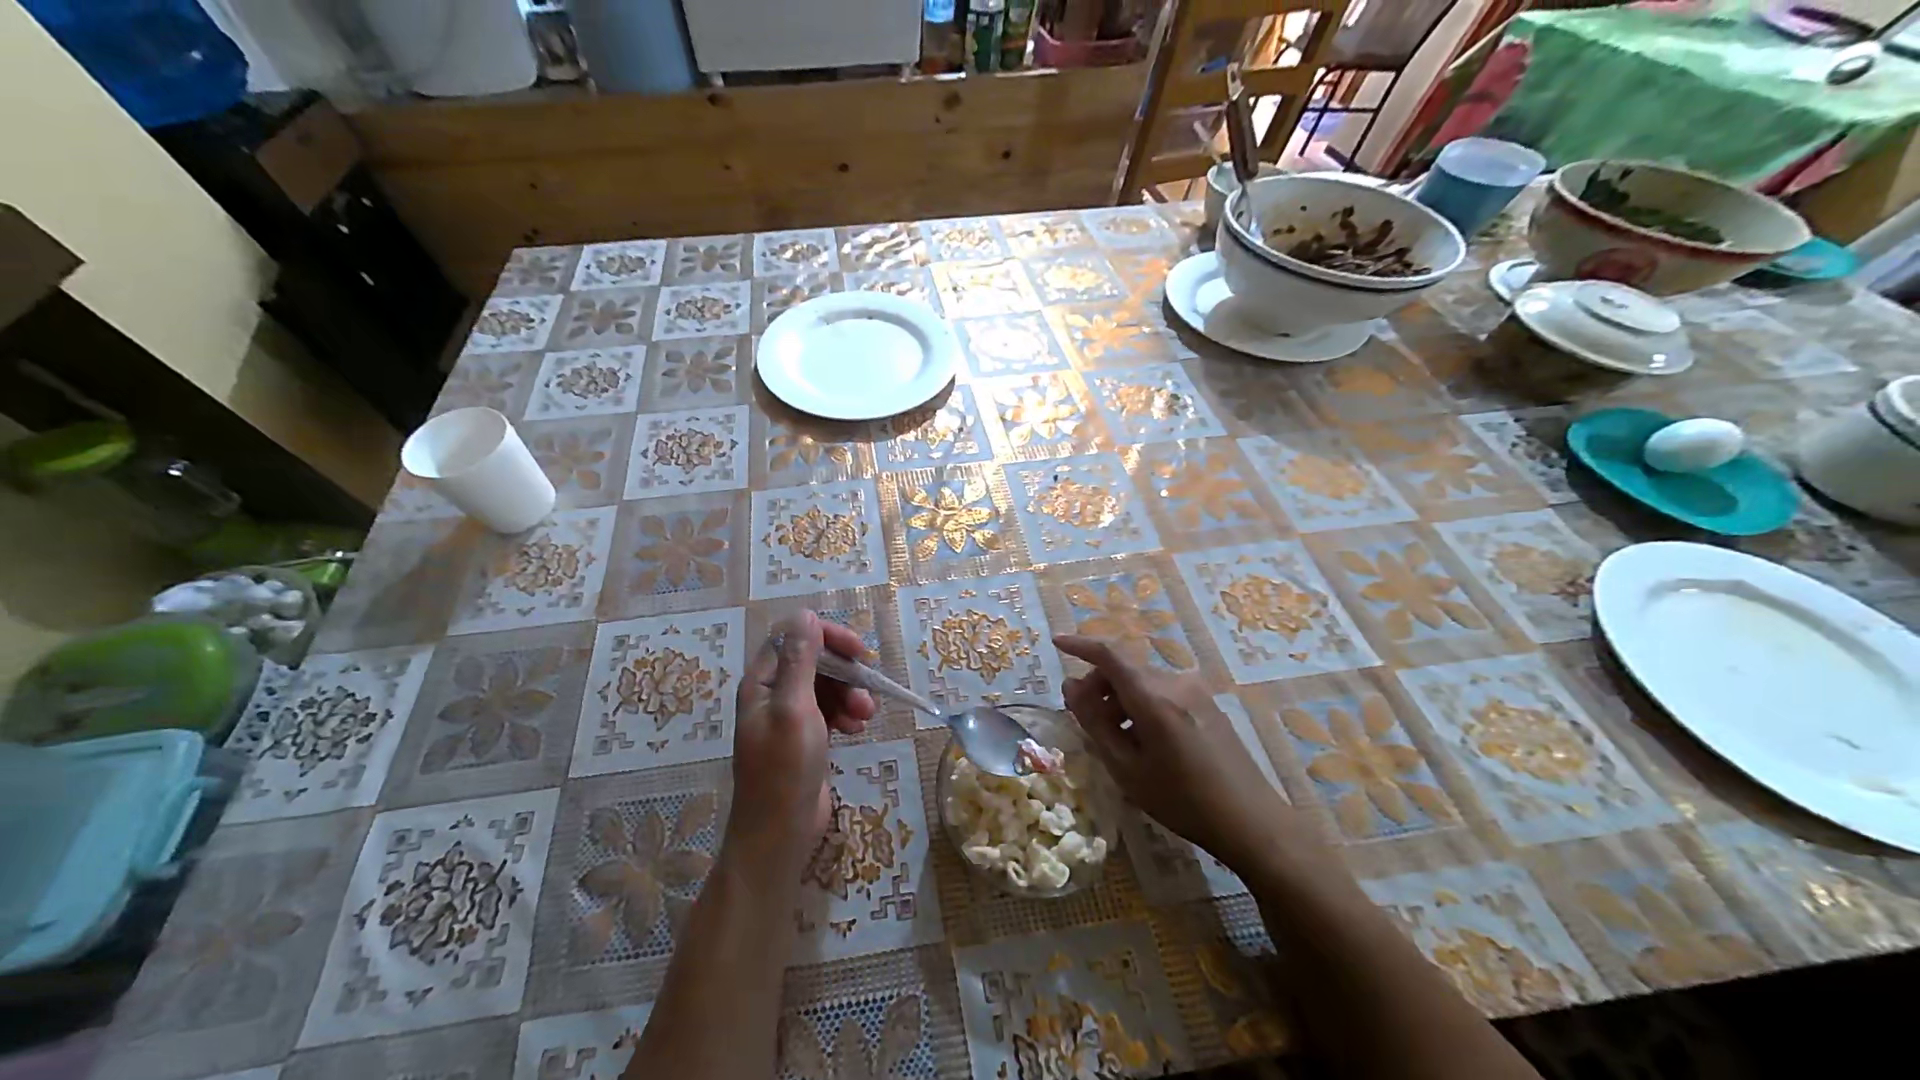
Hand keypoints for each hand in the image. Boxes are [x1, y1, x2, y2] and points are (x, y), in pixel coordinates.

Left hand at [728, 611, 876, 876]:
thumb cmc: (784, 769)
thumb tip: (804, 614)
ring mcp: (789, 718)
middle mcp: (772, 695)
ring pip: (826, 687)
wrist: (779, 834)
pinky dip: (846, 714)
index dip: (827, 638)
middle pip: (814, 662)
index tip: (859, 650)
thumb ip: (800, 661)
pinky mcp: (806, 739)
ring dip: (850, 695)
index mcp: (761, 683)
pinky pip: (830, 711)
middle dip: (845, 672)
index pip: (793, 639)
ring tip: (865, 717)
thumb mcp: (794, 708)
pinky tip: (857, 731)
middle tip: (869, 687)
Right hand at [1055, 634, 1299, 875]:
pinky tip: (1143, 740)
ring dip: (1120, 698)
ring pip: (1143, 681)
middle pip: (1125, 669)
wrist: (1250, 820)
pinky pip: (1162, 692)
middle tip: (1085, 721)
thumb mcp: (1127, 769)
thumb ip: (1095, 723)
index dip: (1080, 645)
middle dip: (1098, 686)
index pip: (1109, 655)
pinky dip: (1141, 704)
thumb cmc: (1182, 800)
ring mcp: (1196, 692)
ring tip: (1115, 739)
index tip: (1056, 642)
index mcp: (1154, 699)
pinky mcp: (1207, 703)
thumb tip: (1071, 686)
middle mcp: (1175, 684)